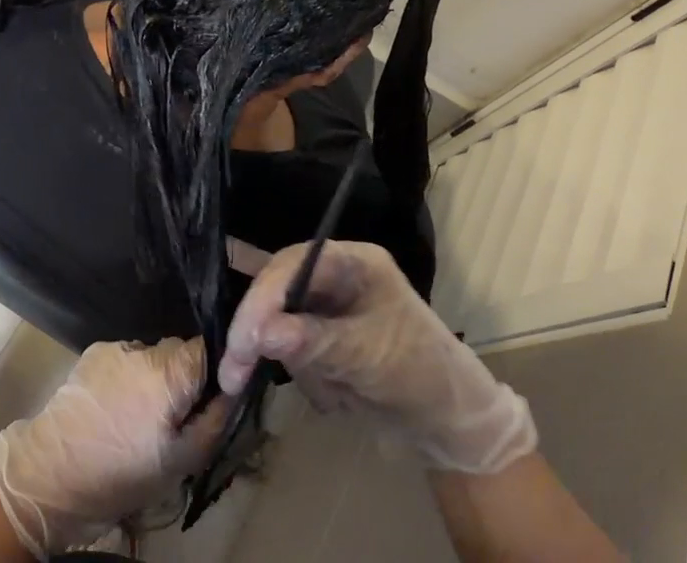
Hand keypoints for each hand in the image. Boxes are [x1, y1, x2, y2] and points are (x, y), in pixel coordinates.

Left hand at [0, 338, 224, 554]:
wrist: (55, 471)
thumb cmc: (125, 472)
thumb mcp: (183, 459)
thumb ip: (215, 419)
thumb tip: (233, 389)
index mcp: (168, 372)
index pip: (206, 347)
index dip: (214, 369)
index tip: (209, 397)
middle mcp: (142, 348)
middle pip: (177, 351)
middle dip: (182, 376)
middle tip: (174, 415)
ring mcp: (113, 348)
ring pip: (149, 356)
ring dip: (153, 376)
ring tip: (140, 414)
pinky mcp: (91, 354)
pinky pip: (124, 359)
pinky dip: (128, 376)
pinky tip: (117, 406)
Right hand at [218, 241, 536, 474]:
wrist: (454, 423)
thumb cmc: (422, 376)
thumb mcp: (369, 358)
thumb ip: (312, 341)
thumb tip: (257, 333)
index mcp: (354, 263)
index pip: (293, 266)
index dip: (262, 299)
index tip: (241, 341)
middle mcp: (334, 275)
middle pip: (275, 288)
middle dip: (254, 330)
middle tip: (232, 372)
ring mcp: (325, 304)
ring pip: (273, 318)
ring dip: (274, 355)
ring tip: (302, 391)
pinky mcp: (318, 332)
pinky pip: (284, 340)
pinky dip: (286, 362)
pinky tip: (296, 371)